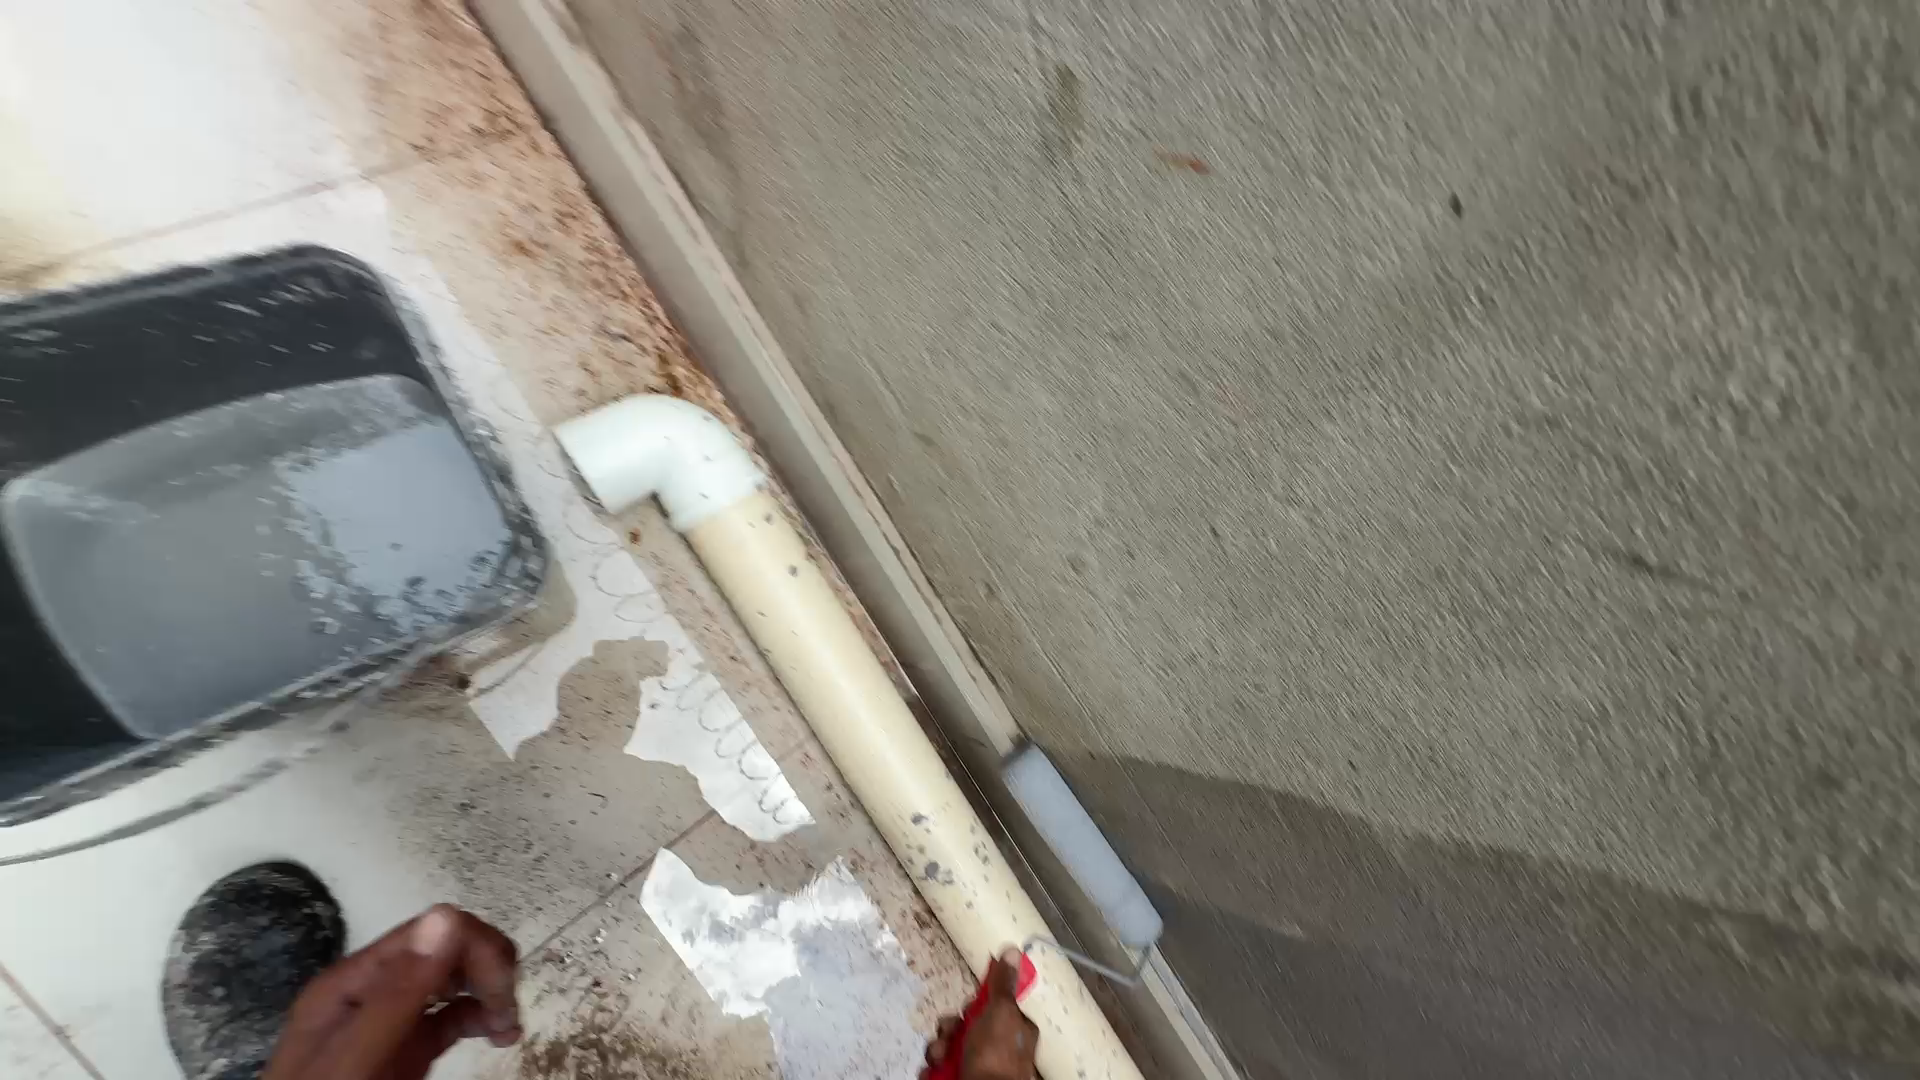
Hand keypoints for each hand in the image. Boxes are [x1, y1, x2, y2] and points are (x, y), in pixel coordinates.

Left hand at [263, 904, 520, 1079]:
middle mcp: (375, 988)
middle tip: (507, 1009)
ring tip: (508, 1025)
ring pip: (460, 975)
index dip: (475, 947)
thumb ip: (397, 994)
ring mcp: (392, 1016)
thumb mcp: (353, 1062)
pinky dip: (486, 1016)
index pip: (431, 930)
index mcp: (353, 982)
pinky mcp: (410, 1043)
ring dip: (493, 990)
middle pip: (450, 947)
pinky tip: (503, 1034)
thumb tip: (448, 915)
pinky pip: (457, 1011)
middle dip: (489, 969)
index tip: (501, 988)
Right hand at [920, 949, 1039, 1079]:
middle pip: (966, 1025)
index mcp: (1015, 1030)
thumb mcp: (1001, 1012)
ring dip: (939, 1048)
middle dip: (950, 1027)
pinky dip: (934, 1068)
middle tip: (948, 1033)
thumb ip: (1003, 984)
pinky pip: (940, 1067)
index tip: (968, 1008)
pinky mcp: (959, 1079)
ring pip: (950, 1046)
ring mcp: (978, 1068)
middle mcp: (998, 1049)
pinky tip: (933, 1071)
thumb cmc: (994, 1056)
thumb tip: (1013, 951)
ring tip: (939, 1057)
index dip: (976, 1006)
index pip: (992, 1007)